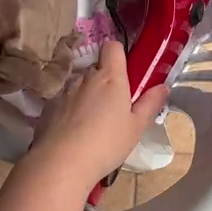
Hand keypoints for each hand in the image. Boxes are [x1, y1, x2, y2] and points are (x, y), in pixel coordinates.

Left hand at [26, 41, 167, 185]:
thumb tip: (163, 86)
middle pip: (97, 70)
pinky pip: (63, 102)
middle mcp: (85, 78)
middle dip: (105, 83)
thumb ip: (150, 104)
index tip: (125, 73)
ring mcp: (64, 91)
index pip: (112, 47)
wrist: (62, 163)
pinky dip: (69, 111)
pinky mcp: (48, 107)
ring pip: (80, 87)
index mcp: (110, 77)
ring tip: (91, 125)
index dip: (119, 55)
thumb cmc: (107, 143)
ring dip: (86, 97)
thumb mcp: (136, 127)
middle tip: (113, 108)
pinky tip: (73, 134)